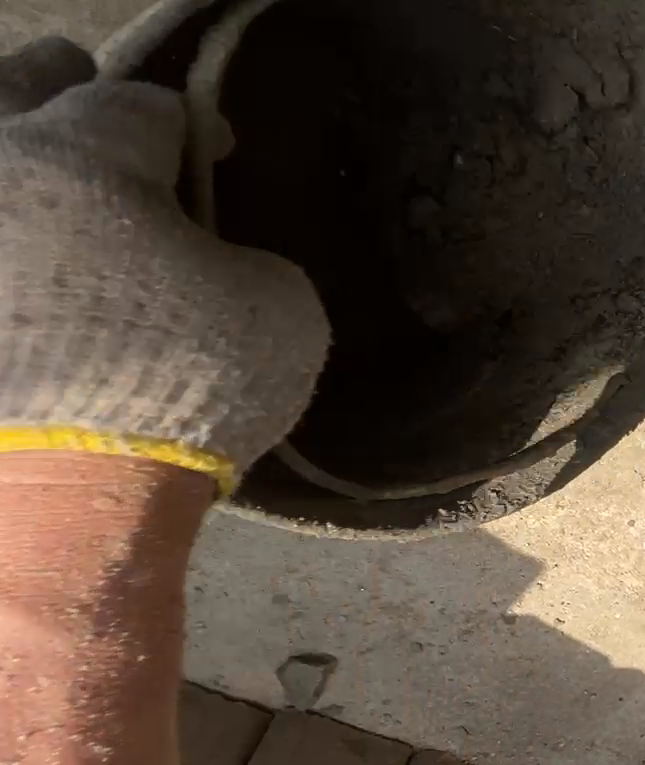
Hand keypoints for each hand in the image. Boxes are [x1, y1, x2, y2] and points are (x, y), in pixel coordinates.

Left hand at [0, 38, 327, 491]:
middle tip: (78, 76)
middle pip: (13, 89)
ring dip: (12, 139)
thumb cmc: (199, 369)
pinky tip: (31, 231)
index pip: (142, 108)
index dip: (193, 122)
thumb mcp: (281, 305)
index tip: (224, 147)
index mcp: (80, 158)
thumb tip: (213, 254)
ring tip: (42, 151)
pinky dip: (11, 220)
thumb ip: (246, 256)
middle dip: (53, 81)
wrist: (83, 473)